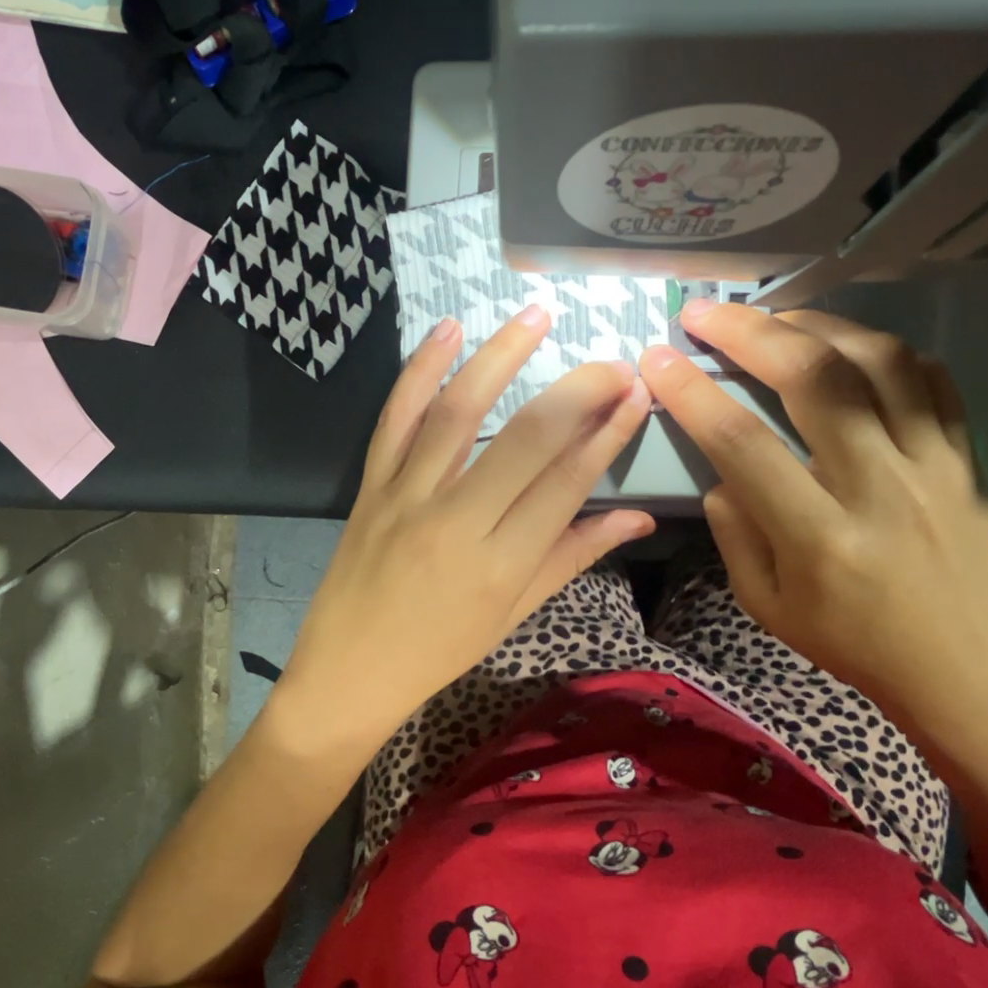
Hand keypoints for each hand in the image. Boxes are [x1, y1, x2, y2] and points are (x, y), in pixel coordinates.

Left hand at [274, 306, 653, 751]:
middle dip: (578, 392)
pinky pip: (394, 420)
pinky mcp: (370, 486)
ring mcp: (406, 498)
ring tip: (537, 316)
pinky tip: (446, 331)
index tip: (638, 394)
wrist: (349, 671)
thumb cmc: (439, 652)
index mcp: (500, 565)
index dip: (608, 434)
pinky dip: (418, 371)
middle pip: (526, 440)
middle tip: (613, 362)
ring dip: (500, 357)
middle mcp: (456, 523)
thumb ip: (571, 558)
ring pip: (458, 413)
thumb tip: (636, 518)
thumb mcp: (513, 614)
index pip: (566, 483)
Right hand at [639, 302, 987, 740]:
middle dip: (751, 333)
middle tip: (707, 312)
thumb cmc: (844, 638)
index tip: (659, 358)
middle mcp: (879, 488)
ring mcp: (932, 464)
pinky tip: (842, 346)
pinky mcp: (965, 455)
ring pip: (878, 361)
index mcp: (819, 538)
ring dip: (816, 325)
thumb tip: (720, 464)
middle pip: (815, 380)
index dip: (695, 393)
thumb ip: (733, 528)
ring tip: (773, 318)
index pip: (745, 444)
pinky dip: (879, 348)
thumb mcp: (762, 601)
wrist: (955, 663)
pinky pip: (928, 377)